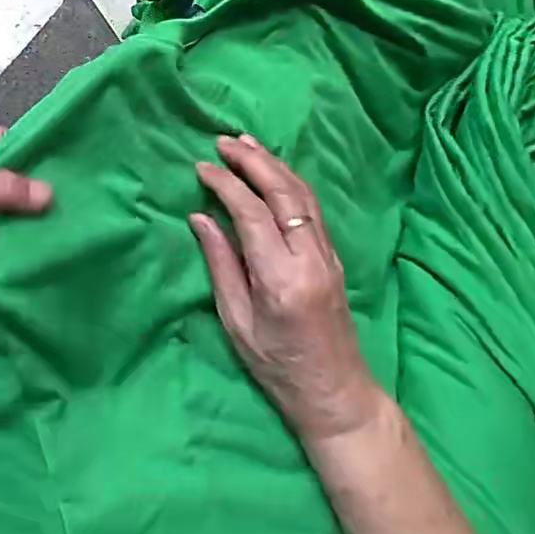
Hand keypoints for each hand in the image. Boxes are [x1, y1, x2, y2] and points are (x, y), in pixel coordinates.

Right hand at [190, 134, 385, 443]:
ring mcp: (327, 255)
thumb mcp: (236, 320)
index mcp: (281, 278)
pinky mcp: (333, 256)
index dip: (225, 184)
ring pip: (302, 194)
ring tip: (246, 143)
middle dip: (252, 161)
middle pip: (283, 193)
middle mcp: (310, 259)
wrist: (334, 392)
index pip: (252, 213)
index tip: (202, 167)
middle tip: (223, 141)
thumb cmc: (276, 363)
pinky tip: (273, 170)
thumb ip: (220, 263)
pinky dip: (289, 180)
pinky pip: (311, 206)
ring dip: (273, 164)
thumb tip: (200, 216)